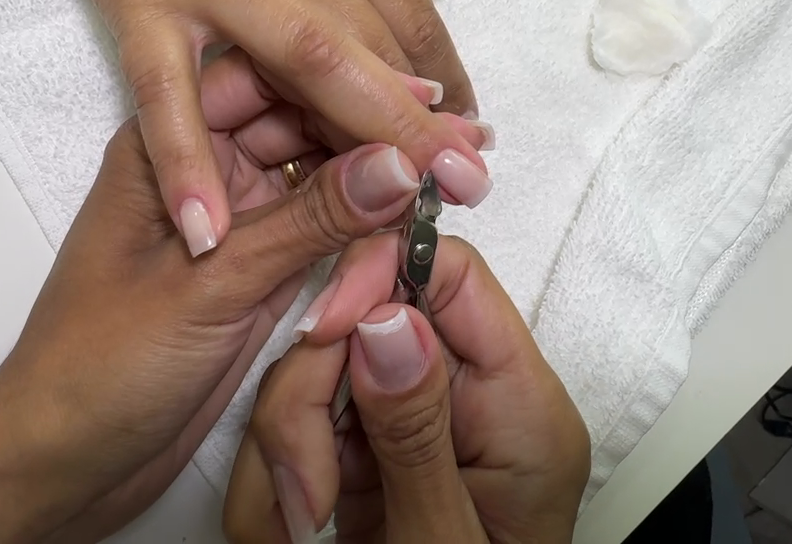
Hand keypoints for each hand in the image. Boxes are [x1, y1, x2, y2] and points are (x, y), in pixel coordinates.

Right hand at [0, 0, 489, 256]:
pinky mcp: (141, 5)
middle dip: (427, 121)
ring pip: (301, 63)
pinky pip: (168, 93)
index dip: (449, 76)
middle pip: (375, 45)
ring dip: (356, 135)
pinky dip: (189, 160)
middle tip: (470, 186)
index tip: (471, 129)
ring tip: (396, 209)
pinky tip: (213, 232)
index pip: (411, 12)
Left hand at [0, 51, 486, 542]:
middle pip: (309, 121)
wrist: (62, 468)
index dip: (349, 82)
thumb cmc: (101, 367)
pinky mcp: (260, 256)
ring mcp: (239, 209)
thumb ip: (310, 220)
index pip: (273, 78)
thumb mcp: (211, 286)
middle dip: (380, 136)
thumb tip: (401, 163)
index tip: (427, 102)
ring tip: (454, 183)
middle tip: (461, 148)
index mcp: (170, 137)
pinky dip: (367, 225)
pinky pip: (324, 222)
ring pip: (324, 170)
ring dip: (382, 181)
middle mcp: (209, 159)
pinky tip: (414, 220)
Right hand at [223, 236, 589, 542]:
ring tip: (304, 530)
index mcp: (516, 401)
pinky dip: (275, 474)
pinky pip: (292, 421)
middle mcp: (463, 394)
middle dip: (313, 392)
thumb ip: (420, 433)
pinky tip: (295, 531)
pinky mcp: (359, 447)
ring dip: (285, 447)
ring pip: (315, 368)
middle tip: (311, 491)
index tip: (326, 329)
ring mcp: (405, 419)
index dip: (383, 272)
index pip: (453, 275)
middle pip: (366, 318)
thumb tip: (389, 318)